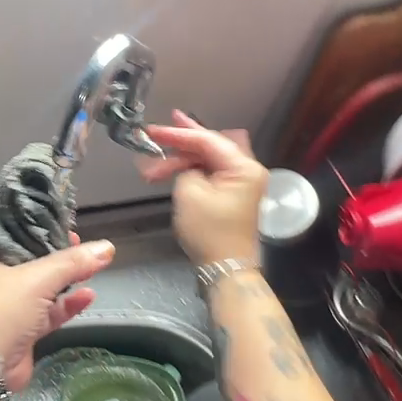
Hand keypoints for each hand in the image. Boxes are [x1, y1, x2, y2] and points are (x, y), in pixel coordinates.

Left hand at [0, 239, 113, 391]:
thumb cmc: (1, 310)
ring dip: (67, 280)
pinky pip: (48, 312)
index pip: (18, 234)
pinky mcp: (22, 329)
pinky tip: (88, 296)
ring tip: (92, 267)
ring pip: (43, 287)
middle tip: (83, 245)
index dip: (43, 229)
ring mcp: (9, 305)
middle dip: (60, 255)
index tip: (67, 225)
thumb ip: (73, 263)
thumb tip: (107, 247)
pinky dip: (67, 305)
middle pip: (33, 260)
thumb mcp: (37, 279)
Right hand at [135, 110, 266, 266]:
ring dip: (182, 162)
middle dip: (181, 142)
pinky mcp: (234, 196)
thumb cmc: (209, 231)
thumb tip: (187, 167)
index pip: (207, 140)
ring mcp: (242, 184)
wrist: (225, 269)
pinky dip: (191, 172)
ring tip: (153, 168)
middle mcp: (248, 171)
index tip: (153, 131)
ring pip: (208, 161)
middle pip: (211, 146)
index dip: (178, 134)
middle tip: (157, 132)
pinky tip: (172, 172)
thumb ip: (186, 169)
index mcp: (243, 167)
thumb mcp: (189, 193)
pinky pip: (211, 174)